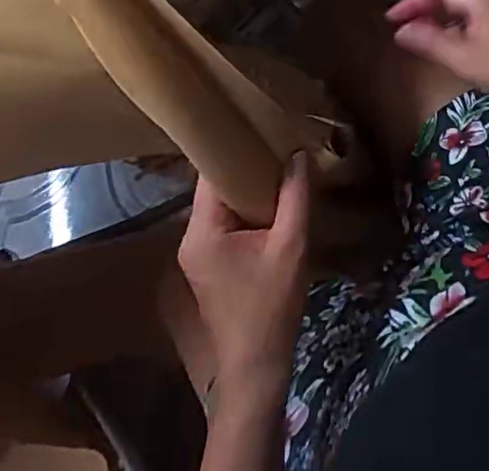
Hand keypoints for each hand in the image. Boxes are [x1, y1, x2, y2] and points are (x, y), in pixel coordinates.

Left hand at [177, 153, 310, 387]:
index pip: (211, 175)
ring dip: (250, 189)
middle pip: (216, 188)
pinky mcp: (211, 264)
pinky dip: (249, 209)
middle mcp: (191, 238)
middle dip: (247, 166)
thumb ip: (295, 196)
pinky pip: (228, 223)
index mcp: (201, 231)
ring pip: (223, 205)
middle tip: (278, 144)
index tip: (257, 126)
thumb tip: (297, 155)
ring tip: (281, 167)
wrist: (257, 364)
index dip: (233, 148)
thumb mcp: (291, 244)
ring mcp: (198, 253)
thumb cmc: (271, 304)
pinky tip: (275, 202)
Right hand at [385, 0, 488, 102]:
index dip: (409, 4)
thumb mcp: (462, 56)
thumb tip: (401, 31)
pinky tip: (451, 49)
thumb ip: (429, 41)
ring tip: (420, 41)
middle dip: (423, 13)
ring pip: (462, 11)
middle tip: (402, 31)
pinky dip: (456, 31)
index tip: (389, 19)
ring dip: (440, 23)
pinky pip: (474, 21)